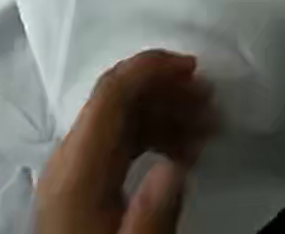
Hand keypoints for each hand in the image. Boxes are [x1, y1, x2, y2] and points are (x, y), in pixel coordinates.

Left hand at [35, 51, 216, 233]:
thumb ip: (151, 217)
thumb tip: (175, 168)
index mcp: (76, 168)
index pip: (112, 91)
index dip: (152, 67)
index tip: (195, 70)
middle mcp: (72, 158)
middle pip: (121, 97)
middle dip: (170, 89)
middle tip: (212, 102)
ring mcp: (77, 170)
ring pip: (126, 116)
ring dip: (170, 111)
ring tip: (209, 127)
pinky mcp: (86, 184)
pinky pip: (124, 140)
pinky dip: (158, 135)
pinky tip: (185, 154)